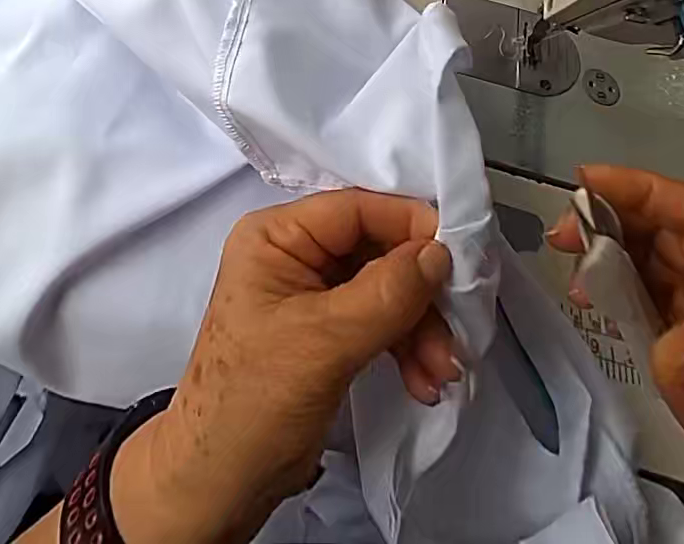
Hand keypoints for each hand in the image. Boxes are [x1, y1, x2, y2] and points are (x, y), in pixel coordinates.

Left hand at [17, 189, 456, 543]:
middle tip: (457, 333)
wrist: (222, 474)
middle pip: (372, 250)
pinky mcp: (321, 328)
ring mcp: (306, 291)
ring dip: (417, 327)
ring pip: (380, 287)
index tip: (462, 253)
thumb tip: (439, 251)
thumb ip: (386, 292)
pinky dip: (402, 345)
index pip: (351, 209)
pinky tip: (422, 381)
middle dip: (417, 293)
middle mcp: (289, 253)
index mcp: (274, 236)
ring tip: (440, 374)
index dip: (407, 224)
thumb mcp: (325, 339)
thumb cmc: (257, 394)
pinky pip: (374, 319)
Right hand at [549, 165, 683, 543]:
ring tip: (566, 255)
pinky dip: (617, 284)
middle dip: (618, 215)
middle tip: (561, 231)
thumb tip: (674, 332)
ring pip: (667, 266)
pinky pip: (659, 304)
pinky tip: (592, 294)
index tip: (587, 185)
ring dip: (611, 246)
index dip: (650, 194)